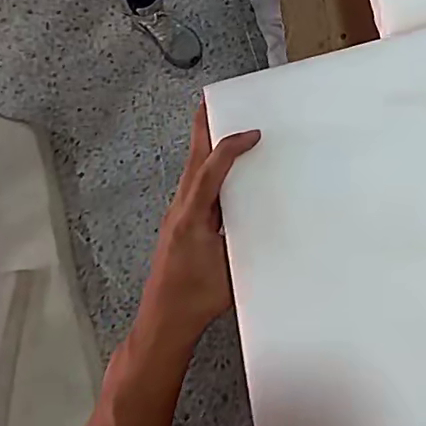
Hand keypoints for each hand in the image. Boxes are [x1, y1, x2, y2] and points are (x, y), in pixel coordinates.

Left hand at [139, 104, 260, 343]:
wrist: (163, 322)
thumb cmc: (195, 299)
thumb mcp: (230, 266)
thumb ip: (242, 236)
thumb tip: (261, 214)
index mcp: (191, 216)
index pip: (210, 171)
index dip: (230, 148)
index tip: (252, 134)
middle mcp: (180, 210)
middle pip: (193, 160)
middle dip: (202, 130)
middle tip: (210, 103)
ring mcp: (178, 217)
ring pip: (192, 172)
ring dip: (204, 147)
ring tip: (215, 127)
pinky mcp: (182, 226)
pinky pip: (195, 187)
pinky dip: (205, 168)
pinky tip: (218, 172)